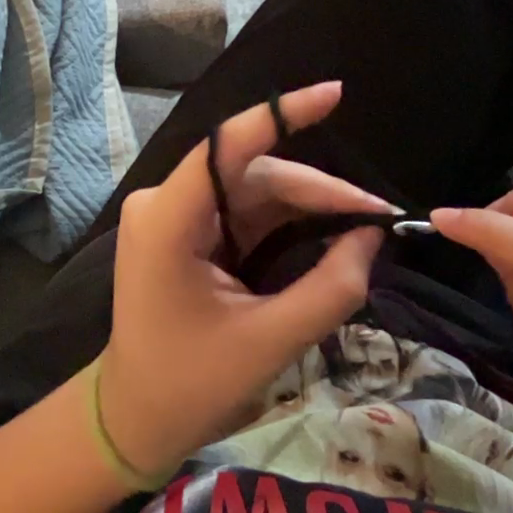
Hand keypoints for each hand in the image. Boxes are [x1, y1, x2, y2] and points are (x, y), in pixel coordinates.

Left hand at [98, 81, 390, 475]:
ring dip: (308, 206)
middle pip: (252, 173)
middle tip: (379, 216)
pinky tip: (327, 230)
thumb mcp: (269, 340)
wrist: (134, 419)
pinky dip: (287, 221)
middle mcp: (165, 202)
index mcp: (168, 218)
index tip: (335, 93)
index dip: (282, 114)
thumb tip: (371, 237)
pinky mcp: (187, 231)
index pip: (228, 145)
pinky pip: (244, 211)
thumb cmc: (191, 384)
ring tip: (364, 224)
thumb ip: (329, 288)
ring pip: (253, 190)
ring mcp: (173, 214)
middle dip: (317, 191)